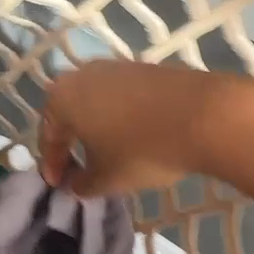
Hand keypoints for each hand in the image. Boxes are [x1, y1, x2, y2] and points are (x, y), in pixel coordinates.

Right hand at [39, 61, 253, 195]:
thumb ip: (82, 183)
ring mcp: (115, 67)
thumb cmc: (141, 149)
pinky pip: (120, 97)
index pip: (48, 137)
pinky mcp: (145, 68)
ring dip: (96, 128)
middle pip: (68, 114)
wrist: (206, 116)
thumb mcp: (106, 178)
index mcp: (61, 99)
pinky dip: (119, 117)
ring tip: (107, 153)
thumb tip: (76, 183)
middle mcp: (81, 75)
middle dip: (71, 142)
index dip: (52, 165)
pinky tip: (133, 136)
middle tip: (77, 167)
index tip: (58, 186)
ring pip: (94, 104)